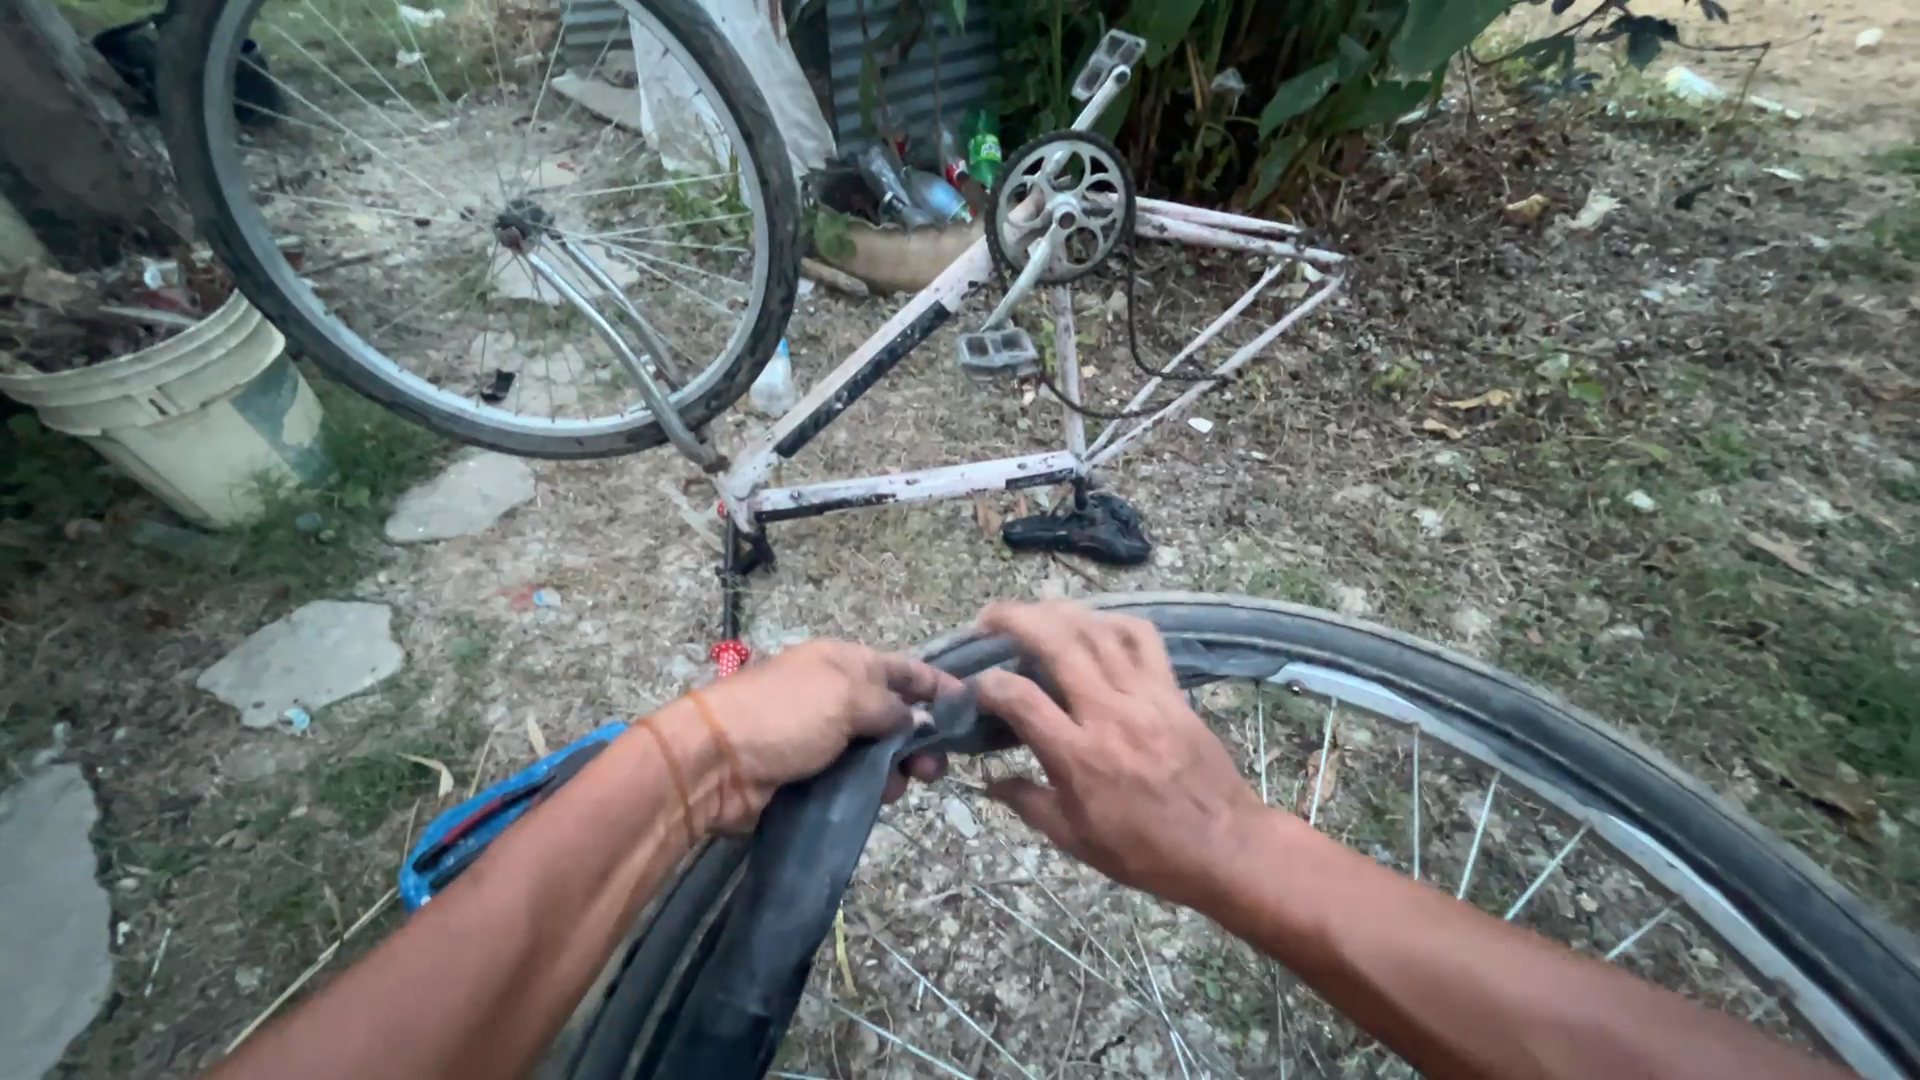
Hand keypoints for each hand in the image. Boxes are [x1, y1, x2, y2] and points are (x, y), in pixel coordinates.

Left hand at [694, 641, 956, 830]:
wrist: (716, 764)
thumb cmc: (786, 714)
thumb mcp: (846, 697)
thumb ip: (891, 705)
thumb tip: (917, 718)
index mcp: (846, 662)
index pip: (903, 667)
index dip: (937, 684)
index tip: (970, 706)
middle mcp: (840, 695)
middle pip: (896, 713)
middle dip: (921, 736)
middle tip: (935, 765)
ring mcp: (826, 735)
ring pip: (881, 749)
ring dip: (899, 766)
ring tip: (908, 782)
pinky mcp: (814, 772)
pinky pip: (858, 777)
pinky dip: (874, 785)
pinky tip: (881, 795)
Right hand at [974, 601, 1267, 909]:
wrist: (1224, 846)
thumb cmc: (1144, 850)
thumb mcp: (1075, 840)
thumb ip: (1027, 803)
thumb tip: (988, 781)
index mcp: (1078, 757)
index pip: (1021, 699)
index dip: (989, 684)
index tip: (977, 686)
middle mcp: (1108, 715)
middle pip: (1057, 644)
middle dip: (1015, 619)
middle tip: (989, 617)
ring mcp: (1144, 697)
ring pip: (1097, 631)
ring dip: (1058, 611)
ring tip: (1033, 611)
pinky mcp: (1172, 690)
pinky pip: (1143, 638)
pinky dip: (1114, 620)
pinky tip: (1094, 622)